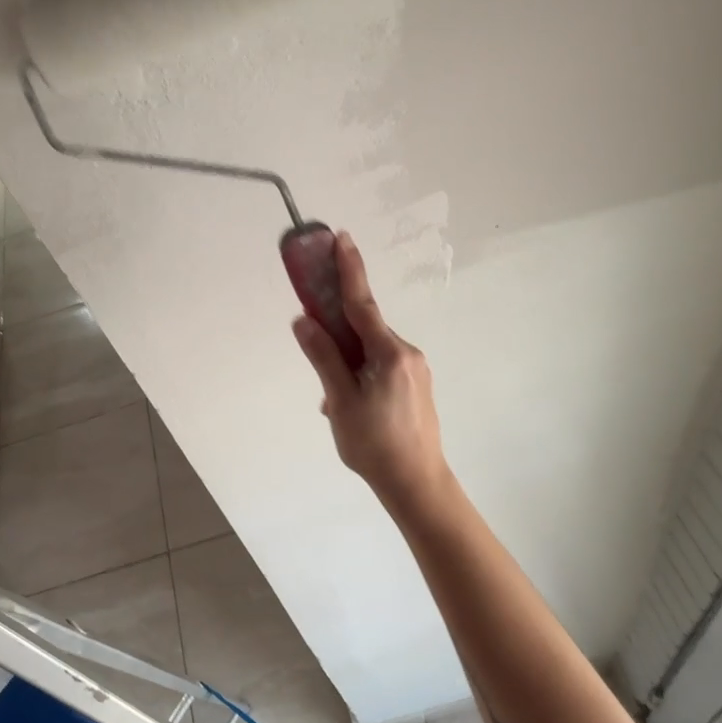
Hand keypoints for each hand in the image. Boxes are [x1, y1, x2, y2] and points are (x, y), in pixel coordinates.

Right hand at [292, 231, 450, 503]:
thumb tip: (303, 320)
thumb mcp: (341, 402)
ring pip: (371, 352)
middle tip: (316, 341)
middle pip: (365, 328)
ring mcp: (415, 370)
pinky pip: (381, 367)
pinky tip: (350, 408)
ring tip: (334, 403)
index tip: (341, 238)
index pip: (362, 303)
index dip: (349, 269)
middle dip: (338, 333)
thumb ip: (323, 357)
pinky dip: (360, 375)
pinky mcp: (416, 386)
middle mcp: (407, 354)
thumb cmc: (375, 446)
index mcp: (389, 353)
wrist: (418, 484)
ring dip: (347, 364)